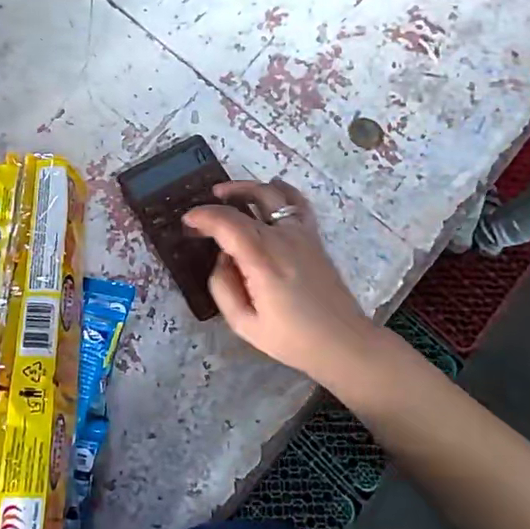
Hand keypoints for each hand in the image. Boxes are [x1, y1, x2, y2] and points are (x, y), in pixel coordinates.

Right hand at [182, 180, 380, 379]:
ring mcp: (302, 232)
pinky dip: (280, 190)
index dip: (203, 216)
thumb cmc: (292, 339)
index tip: (187, 221)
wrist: (342, 341)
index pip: (227, 222)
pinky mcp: (313, 235)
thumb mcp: (244, 324)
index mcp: (264, 260)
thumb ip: (223, 287)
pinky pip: (296, 201)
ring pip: (272, 193)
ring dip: (247, 187)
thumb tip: (222, 259)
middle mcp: (283, 238)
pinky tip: (270, 189)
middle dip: (219, 202)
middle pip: (248, 201)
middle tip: (202, 212)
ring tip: (228, 192)